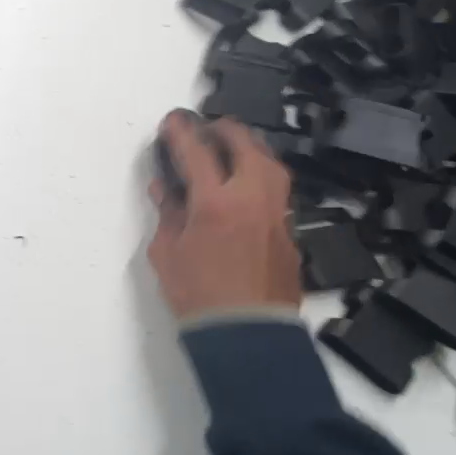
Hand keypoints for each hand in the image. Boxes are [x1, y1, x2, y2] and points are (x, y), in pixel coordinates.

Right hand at [148, 111, 301, 321]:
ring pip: (272, 168)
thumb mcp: (167, 251)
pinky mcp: (288, 235)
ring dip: (251, 150)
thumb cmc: (196, 292)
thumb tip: (167, 191)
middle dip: (225, 132)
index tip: (172, 121)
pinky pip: (276, 193)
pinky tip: (244, 185)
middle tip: (207, 126)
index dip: (182, 133)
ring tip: (232, 146)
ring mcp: (276, 217)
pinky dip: (260, 178)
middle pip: (246, 149)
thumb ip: (169, 215)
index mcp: (216, 204)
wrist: (246, 333)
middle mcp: (253, 202)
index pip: (197, 154)